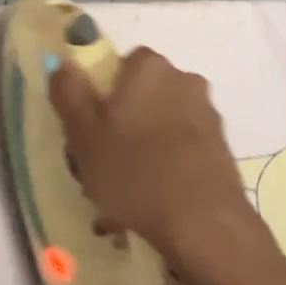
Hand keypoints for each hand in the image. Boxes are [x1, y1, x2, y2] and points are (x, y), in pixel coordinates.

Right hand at [48, 47, 252, 256]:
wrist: (202, 219)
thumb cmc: (133, 170)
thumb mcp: (83, 133)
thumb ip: (70, 92)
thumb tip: (65, 64)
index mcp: (150, 68)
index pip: (121, 66)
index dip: (101, 96)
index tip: (89, 130)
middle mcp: (184, 80)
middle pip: (142, 98)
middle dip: (123, 128)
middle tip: (101, 169)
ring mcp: (207, 114)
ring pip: (161, 129)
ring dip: (143, 154)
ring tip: (123, 200)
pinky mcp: (221, 147)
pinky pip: (181, 153)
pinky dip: (166, 172)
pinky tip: (150, 207)